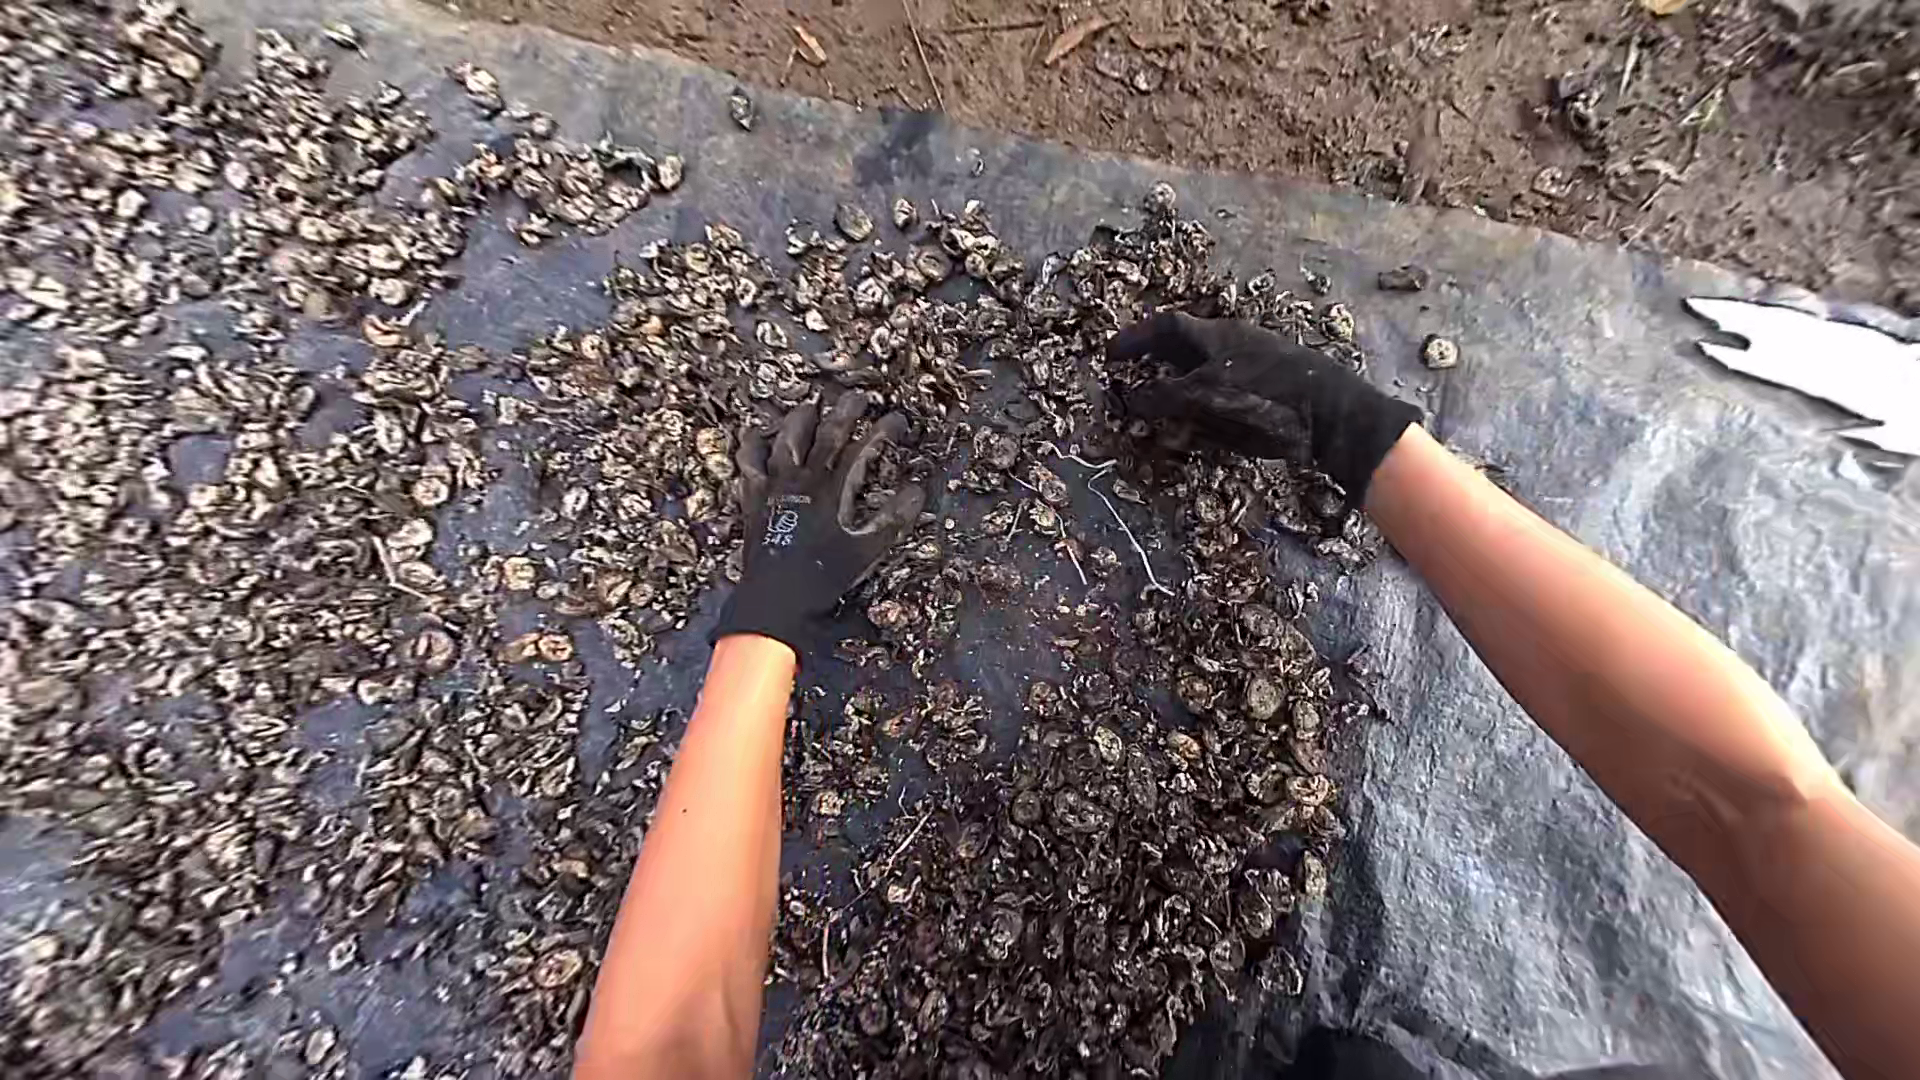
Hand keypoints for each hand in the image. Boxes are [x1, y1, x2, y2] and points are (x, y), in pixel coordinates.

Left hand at [715, 392, 925, 662]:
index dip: (882, 431)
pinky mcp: (752, 497)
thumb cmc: (824, 576)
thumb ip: (892, 520)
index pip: (862, 449)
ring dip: (801, 419)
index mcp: (833, 490)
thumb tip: (918, 490)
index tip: (898, 419)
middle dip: (845, 412)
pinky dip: (752, 444)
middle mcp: (803, 479)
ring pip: (786, 440)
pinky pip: (748, 462)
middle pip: (826, 435)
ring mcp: (774, 485)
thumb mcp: (866, 551)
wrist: (775, 598)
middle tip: (859, 397)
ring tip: (810, 405)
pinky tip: (757, 433)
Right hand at [1107, 313, 1421, 501]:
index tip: (1110, 354)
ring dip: (1172, 385)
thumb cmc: (1264, 394)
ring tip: (1153, 406)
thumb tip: (1133, 398)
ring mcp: (1244, 369)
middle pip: (1180, 347)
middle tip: (1128, 375)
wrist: (1329, 415)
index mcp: (1215, 336)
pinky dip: (1194, 408)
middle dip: (1151, 359)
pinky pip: (1214, 397)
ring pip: (1197, 372)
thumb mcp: (1206, 393)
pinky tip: (1189, 427)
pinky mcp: (1257, 394)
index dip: (1134, 338)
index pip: (1165, 327)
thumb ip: (1166, 395)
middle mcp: (1228, 347)